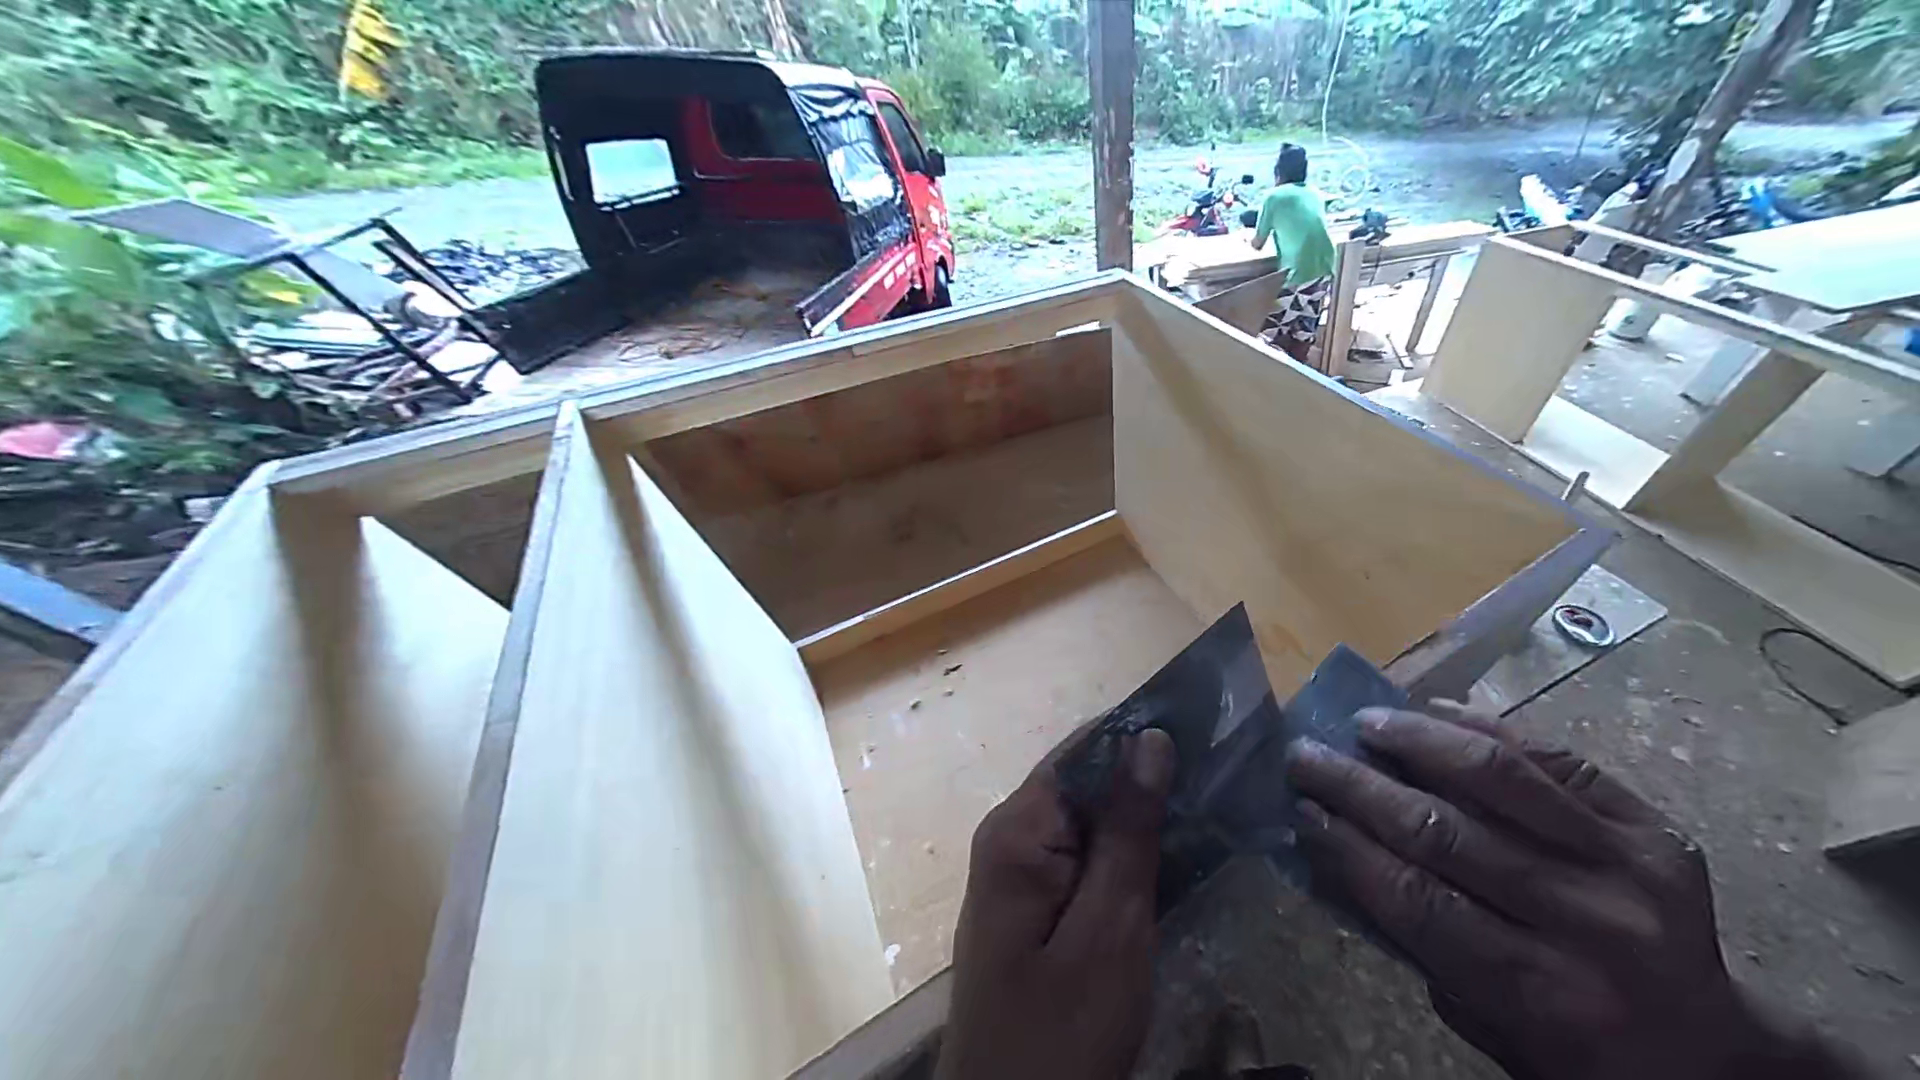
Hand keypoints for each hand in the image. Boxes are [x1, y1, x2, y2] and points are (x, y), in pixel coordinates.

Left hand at [935, 728, 1176, 1079]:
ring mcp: (1018, 867)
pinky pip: (1081, 852)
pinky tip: (1169, 849)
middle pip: (1083, 780)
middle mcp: (1010, 833)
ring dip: (1139, 813)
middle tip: (1218, 771)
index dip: (1137, 736)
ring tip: (1210, 800)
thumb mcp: (1109, 930)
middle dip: (1144, 776)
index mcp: (1018, 829)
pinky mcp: (1033, 898)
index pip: (1081, 751)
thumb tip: (1150, 740)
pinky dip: (1123, 848)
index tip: (1200, 727)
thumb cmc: (1060, 1032)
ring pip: (1086, 816)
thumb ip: (1127, 831)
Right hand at [1284, 703, 1865, 1079]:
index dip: (1346, 847)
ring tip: (1365, 722)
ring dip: (1416, 741)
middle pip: (1444, 832)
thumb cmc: (1565, 1041)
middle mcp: (1591, 925)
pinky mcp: (1656, 827)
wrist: (1709, 1051)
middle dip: (1357, 786)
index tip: (1299, 808)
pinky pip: (1555, 757)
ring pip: (1498, 777)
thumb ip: (1406, 933)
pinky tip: (1432, 711)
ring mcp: (1630, 867)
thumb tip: (1329, 844)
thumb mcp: (1477, 1015)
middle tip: (1305, 754)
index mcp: (1543, 991)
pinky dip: (1484, 726)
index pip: (1417, 899)